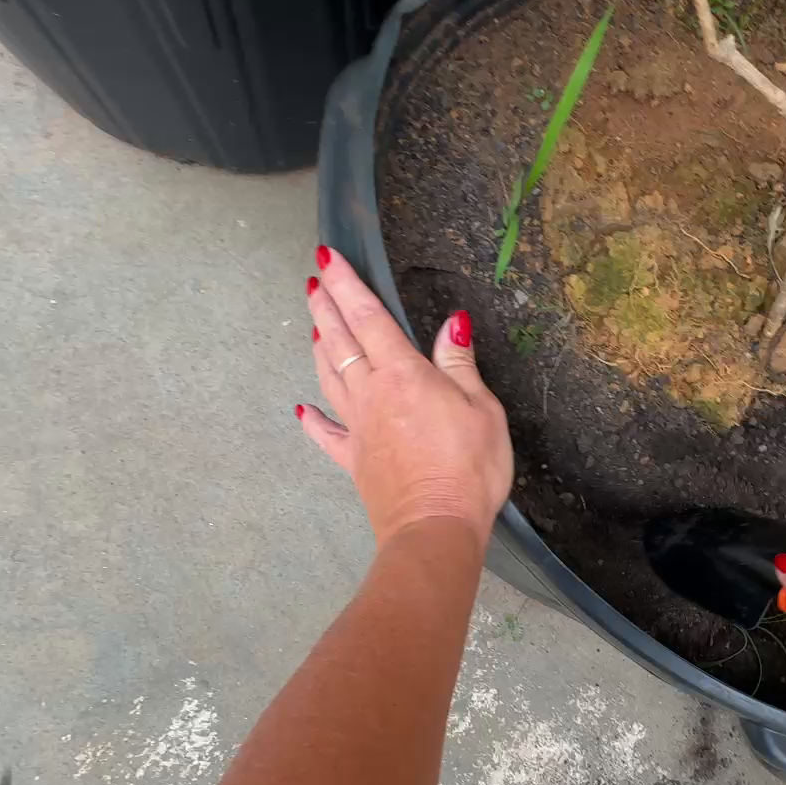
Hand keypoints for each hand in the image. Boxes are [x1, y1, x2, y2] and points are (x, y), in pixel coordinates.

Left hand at [298, 245, 513, 543]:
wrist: (436, 526)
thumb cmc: (469, 467)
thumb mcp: (482, 409)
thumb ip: (459, 364)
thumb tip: (452, 323)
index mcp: (403, 374)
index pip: (369, 318)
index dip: (348, 285)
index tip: (328, 257)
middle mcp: (371, 393)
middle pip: (340, 341)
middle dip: (326, 307)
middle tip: (313, 281)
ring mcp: (358, 427)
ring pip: (328, 376)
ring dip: (319, 347)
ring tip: (312, 324)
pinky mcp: (354, 459)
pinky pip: (326, 433)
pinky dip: (312, 420)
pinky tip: (302, 409)